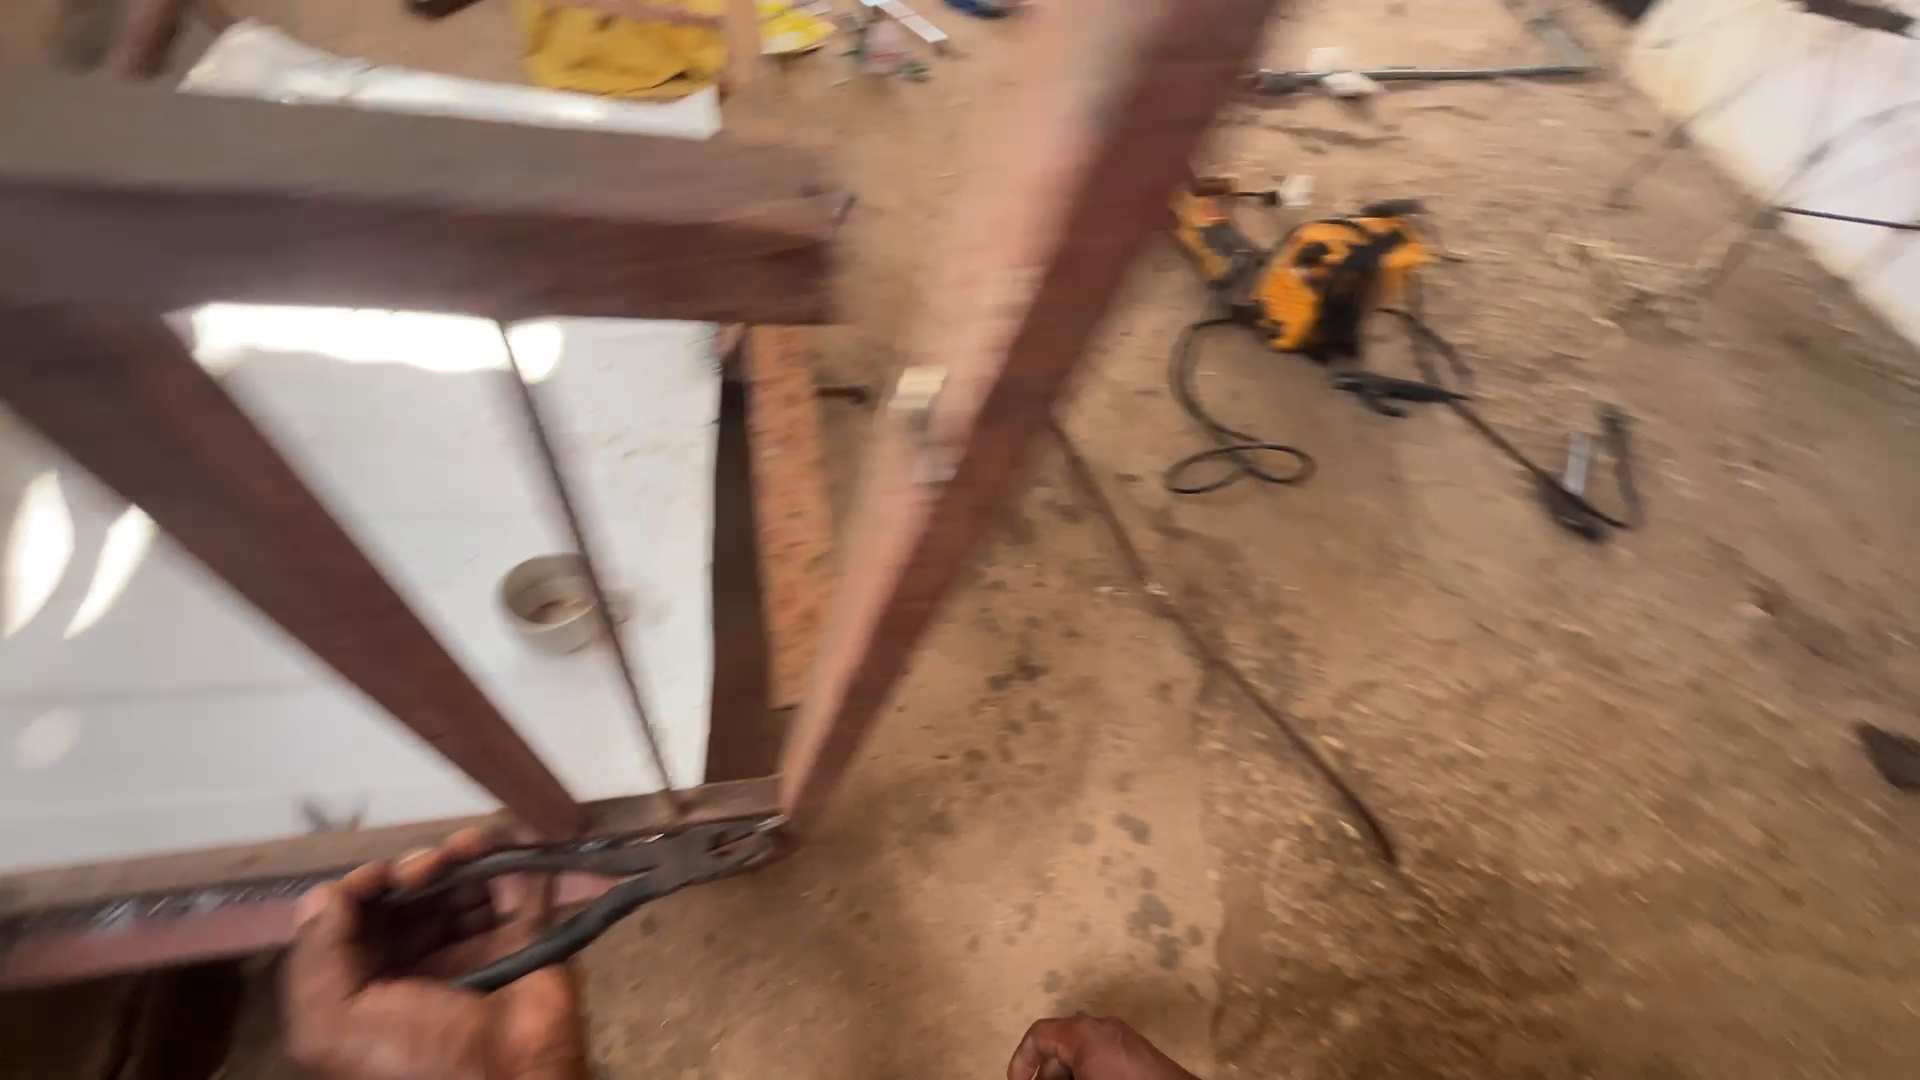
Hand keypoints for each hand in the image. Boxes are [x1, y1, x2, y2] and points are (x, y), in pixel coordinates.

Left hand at [283, 828, 588, 1079]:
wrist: (511, 1074)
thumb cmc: (413, 1054)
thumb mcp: (334, 1027)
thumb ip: (316, 959)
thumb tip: (320, 894)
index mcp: (370, 987)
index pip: (358, 923)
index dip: (363, 890)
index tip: (379, 874)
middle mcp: (422, 961)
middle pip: (414, 896)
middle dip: (416, 869)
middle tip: (425, 869)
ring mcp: (479, 943)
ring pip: (466, 881)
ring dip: (464, 855)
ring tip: (470, 849)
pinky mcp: (529, 929)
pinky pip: (523, 882)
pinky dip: (517, 855)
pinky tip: (509, 842)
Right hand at [1007, 1015, 1202, 1079]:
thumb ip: (1052, 1079)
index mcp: (1082, 1032)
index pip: (1039, 1034)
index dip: (1022, 1060)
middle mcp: (1101, 1027)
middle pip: (1061, 1046)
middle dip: (1048, 1075)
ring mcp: (1123, 1039)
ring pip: (1083, 1056)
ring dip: (1069, 1076)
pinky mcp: (1140, 1055)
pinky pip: (1103, 1060)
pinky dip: (1090, 1074)